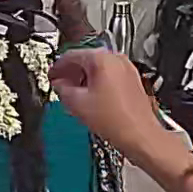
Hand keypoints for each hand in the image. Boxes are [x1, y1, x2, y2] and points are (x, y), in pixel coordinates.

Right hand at [50, 49, 182, 167]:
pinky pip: (110, 75)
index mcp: (102, 59)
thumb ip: (62, 88)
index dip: (57, 66)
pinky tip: (91, 97)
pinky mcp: (132, 80)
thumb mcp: (77, 103)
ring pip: (98, 67)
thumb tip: (59, 84)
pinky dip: (97, 82)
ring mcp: (127, 69)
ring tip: (74, 93)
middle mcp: (116, 59)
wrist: (140, 136)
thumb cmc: (116, 121)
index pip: (72, 55)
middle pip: (86, 59)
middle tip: (60, 83)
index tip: (52, 75)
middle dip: (71, 72)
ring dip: (84, 77)